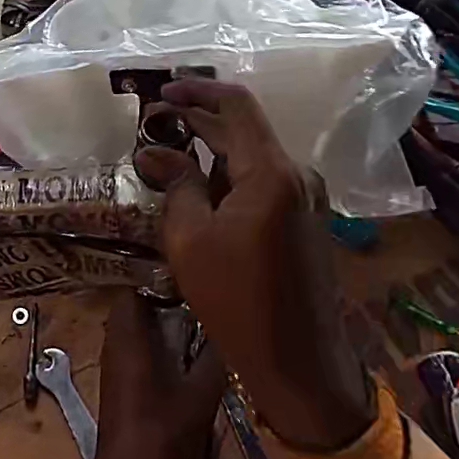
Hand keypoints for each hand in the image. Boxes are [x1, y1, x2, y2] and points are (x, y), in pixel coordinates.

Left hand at [35, 290, 221, 458]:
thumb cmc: (161, 432)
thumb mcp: (198, 397)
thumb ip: (212, 363)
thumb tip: (230, 334)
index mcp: (126, 336)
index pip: (131, 288)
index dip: (154, 277)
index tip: (182, 275)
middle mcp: (113, 343)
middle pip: (131, 307)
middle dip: (159, 299)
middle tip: (192, 296)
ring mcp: (112, 363)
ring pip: (131, 329)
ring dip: (155, 323)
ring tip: (190, 320)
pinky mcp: (116, 383)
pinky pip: (131, 348)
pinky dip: (151, 344)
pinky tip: (176, 355)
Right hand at [134, 79, 375, 451]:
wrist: (301, 367)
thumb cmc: (237, 300)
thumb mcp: (190, 238)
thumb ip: (176, 183)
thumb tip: (154, 151)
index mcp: (270, 173)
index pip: (236, 105)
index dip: (197, 91)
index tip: (162, 93)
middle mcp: (296, 175)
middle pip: (242, 129)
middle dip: (196, 122)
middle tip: (151, 127)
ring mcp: (306, 198)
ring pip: (250, 156)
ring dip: (209, 151)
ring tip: (166, 159)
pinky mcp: (305, 220)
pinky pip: (261, 181)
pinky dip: (227, 176)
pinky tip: (196, 190)